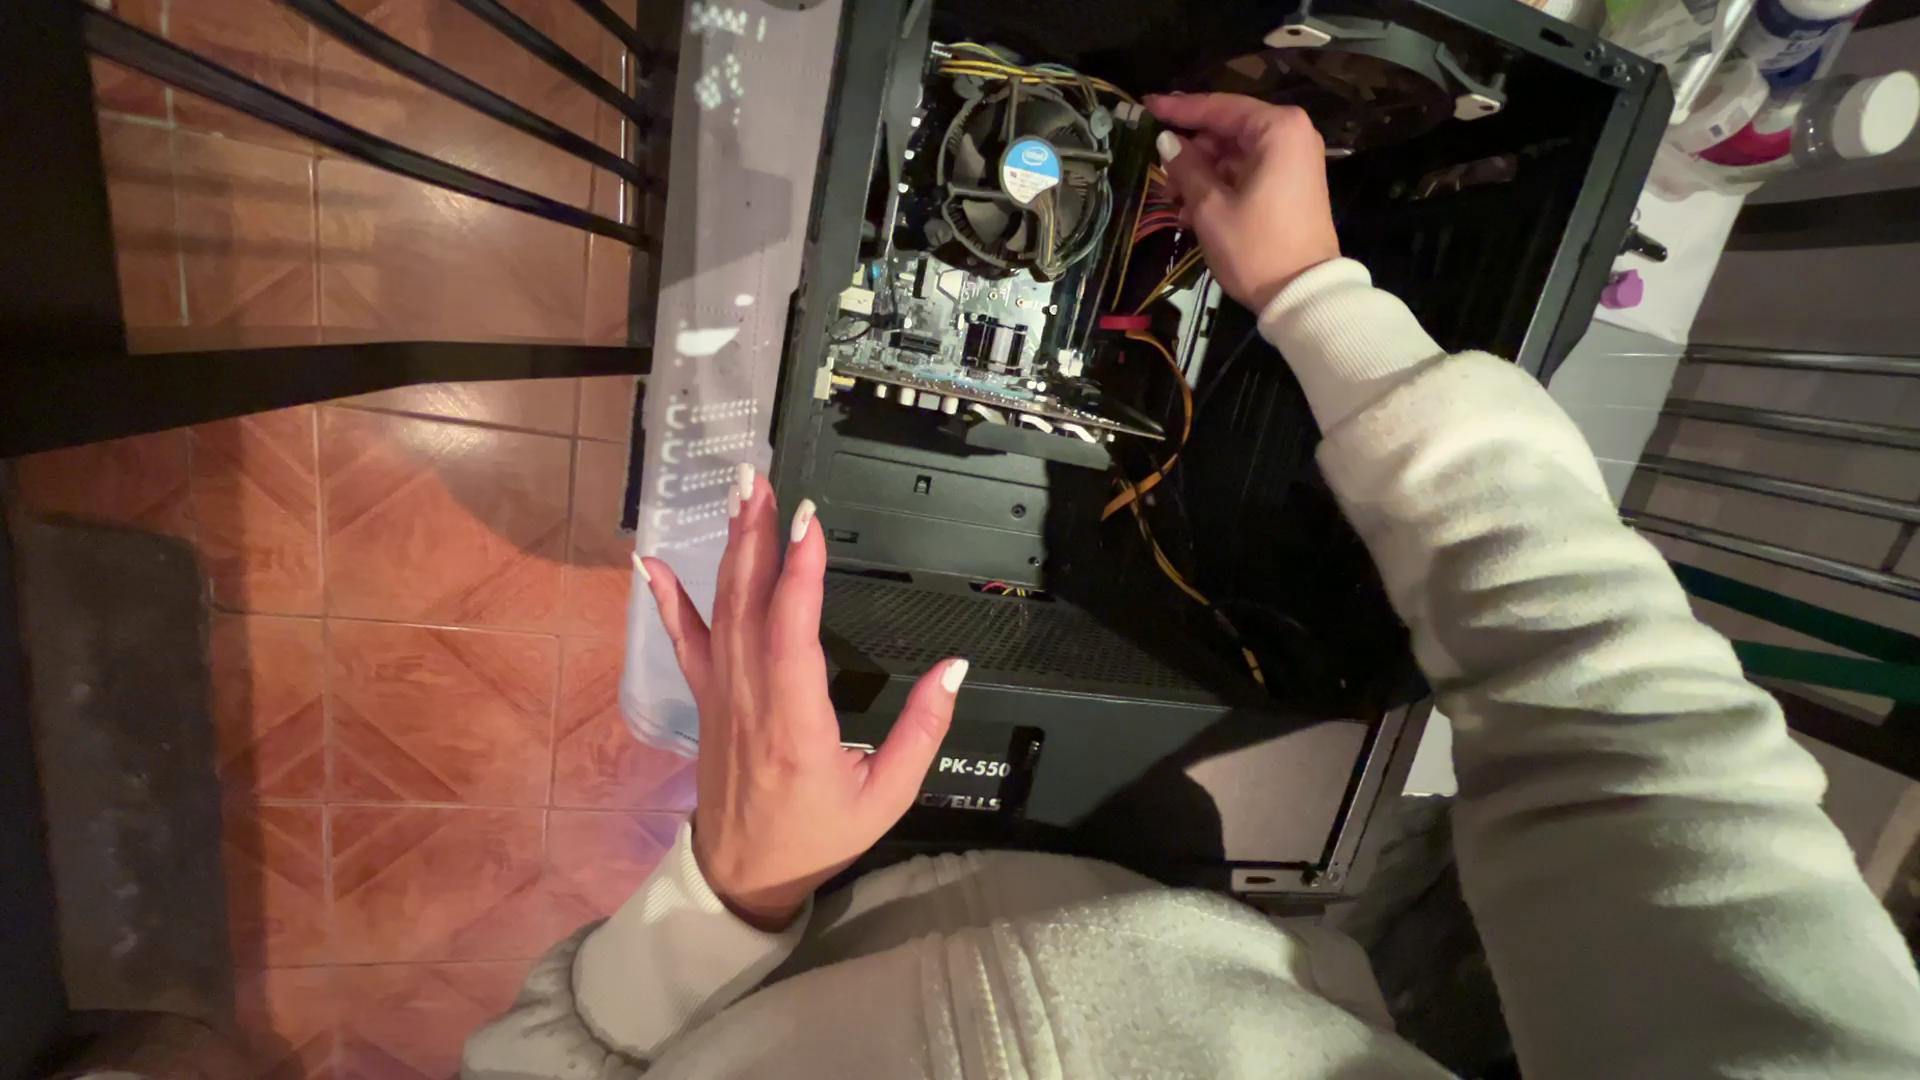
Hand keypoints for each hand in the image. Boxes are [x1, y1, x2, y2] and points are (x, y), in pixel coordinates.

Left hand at [640, 466, 966, 930]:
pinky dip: (667, 600)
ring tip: (736, 496)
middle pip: (747, 604)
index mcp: (796, 723)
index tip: (808, 521)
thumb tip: (955, 667)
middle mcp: (749, 698)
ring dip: (728, 548)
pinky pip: (684, 642)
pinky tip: (651, 562)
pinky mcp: (707, 699)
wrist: (744, 878)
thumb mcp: (888, 796)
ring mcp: (719, 695)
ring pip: (720, 610)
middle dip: (754, 535)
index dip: (800, 573)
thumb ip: (924, 729)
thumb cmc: (818, 837)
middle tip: (759, 479)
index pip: (793, 632)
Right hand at [1143, 93, 1341, 312]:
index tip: (1148, 106)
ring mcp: (1292, 162)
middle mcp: (1290, 136)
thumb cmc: (1254, 248)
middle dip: (1191, 149)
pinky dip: (1220, 186)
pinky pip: (1247, 174)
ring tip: (1170, 196)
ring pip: (1235, 155)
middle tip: (1156, 166)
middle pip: (1228, 131)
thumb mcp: (1211, 209)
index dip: (1180, 109)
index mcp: (1276, 130)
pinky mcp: (1290, 187)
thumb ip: (1186, 169)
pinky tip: (1192, 209)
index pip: (1219, 108)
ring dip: (1201, 172)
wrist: (1301, 292)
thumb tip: (1165, 142)